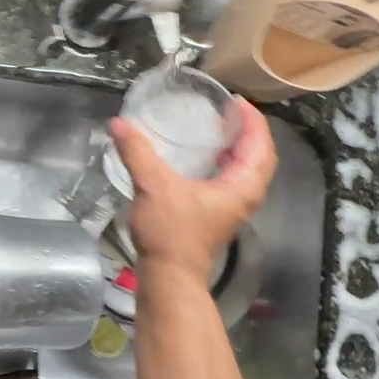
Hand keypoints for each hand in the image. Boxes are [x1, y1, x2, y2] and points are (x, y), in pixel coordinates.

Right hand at [114, 97, 276, 283]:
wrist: (169, 276)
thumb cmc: (170, 232)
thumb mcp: (153, 186)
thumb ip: (138, 153)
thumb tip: (118, 124)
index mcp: (242, 186)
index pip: (260, 145)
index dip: (252, 121)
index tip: (236, 102)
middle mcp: (245, 196)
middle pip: (258, 157)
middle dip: (247, 133)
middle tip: (228, 114)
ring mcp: (232, 209)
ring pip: (245, 171)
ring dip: (237, 150)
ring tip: (218, 131)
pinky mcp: (217, 217)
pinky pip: (230, 182)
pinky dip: (224, 166)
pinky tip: (203, 161)